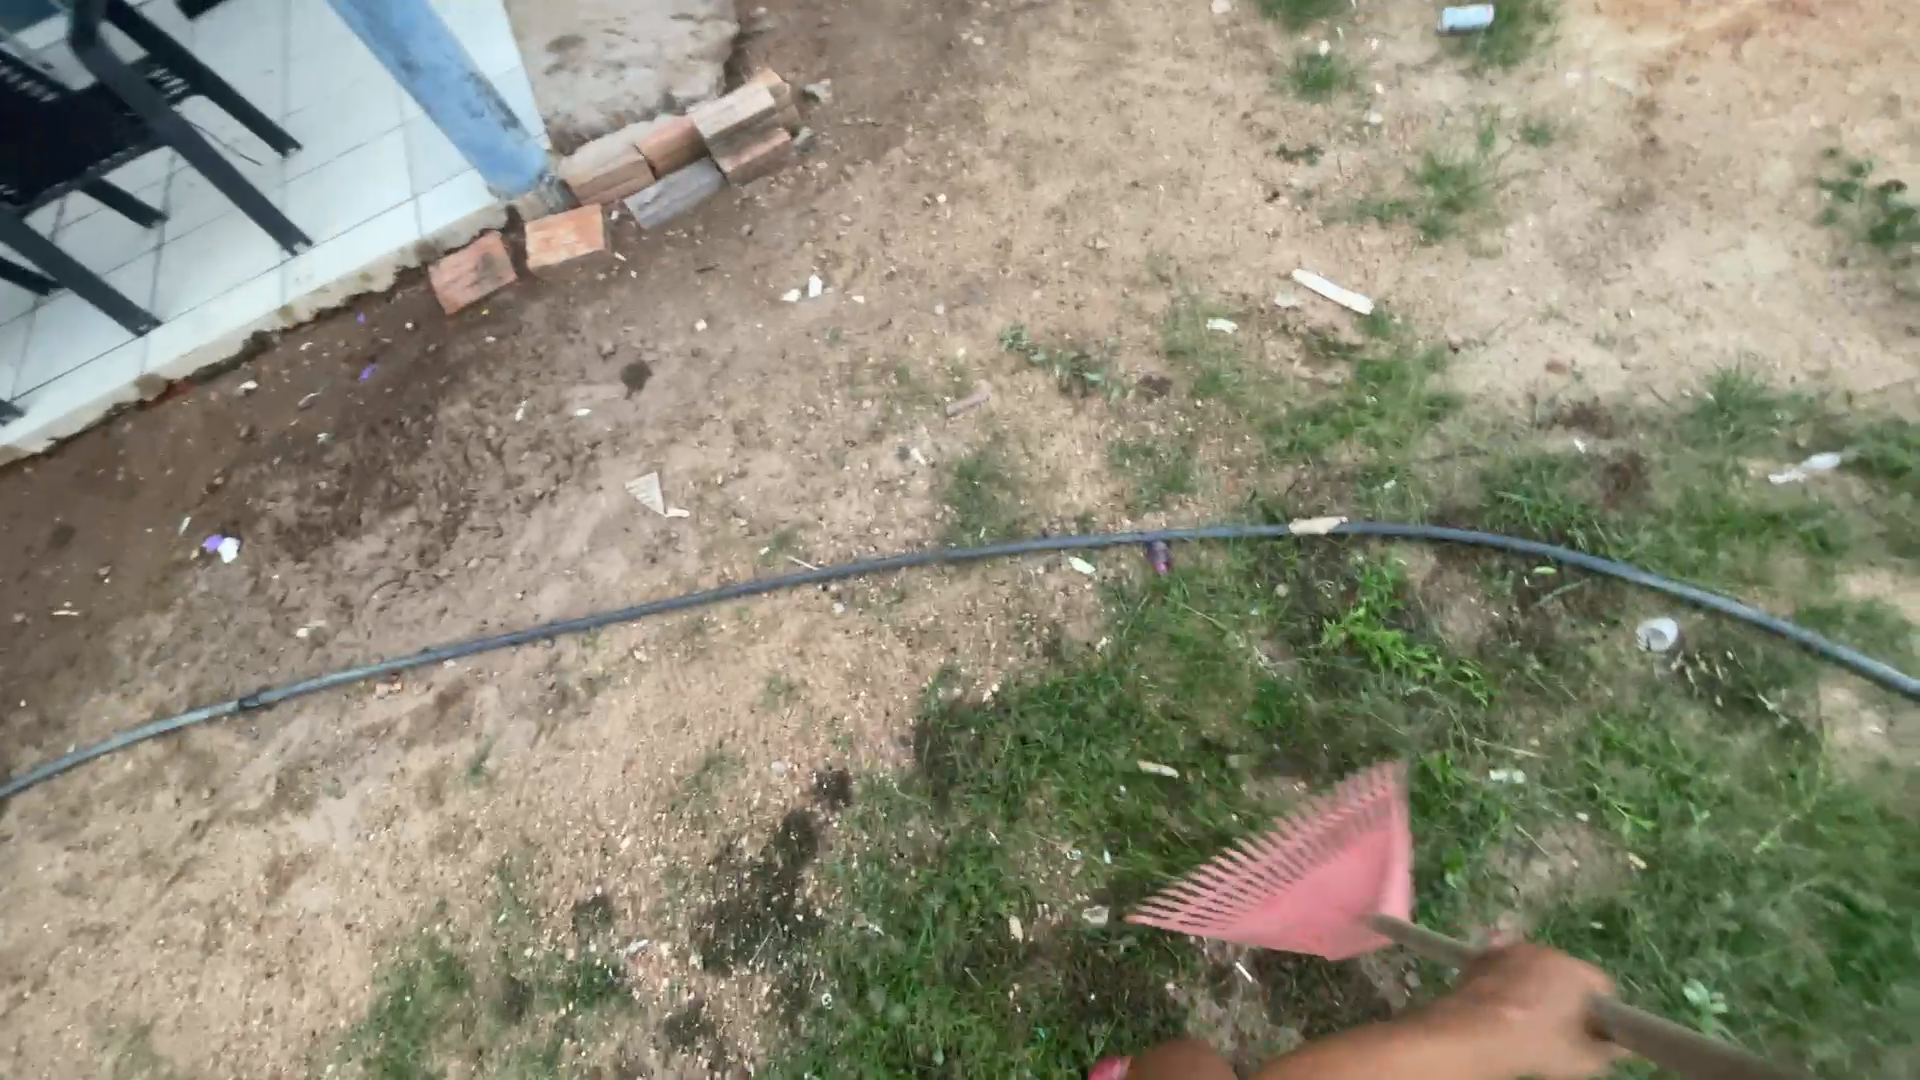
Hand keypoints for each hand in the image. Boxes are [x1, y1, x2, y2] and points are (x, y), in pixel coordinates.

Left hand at [1422, 942, 1624, 1079]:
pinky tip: (1505, 995)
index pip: (1601, 984)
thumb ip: (1611, 1049)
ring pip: (1533, 964)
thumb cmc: (1539, 1044)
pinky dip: (1508, 974)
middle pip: (1565, 970)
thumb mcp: (1588, 1059)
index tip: (1595, 1026)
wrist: (1478, 1029)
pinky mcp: (1482, 953)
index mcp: (1574, 971)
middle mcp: (1541, 951)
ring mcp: (1508, 948)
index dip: (1603, 1007)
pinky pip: (1504, 961)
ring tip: (1530, 1011)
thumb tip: (1620, 1045)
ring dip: (1536, 980)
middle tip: (1562, 1021)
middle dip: (1568, 991)